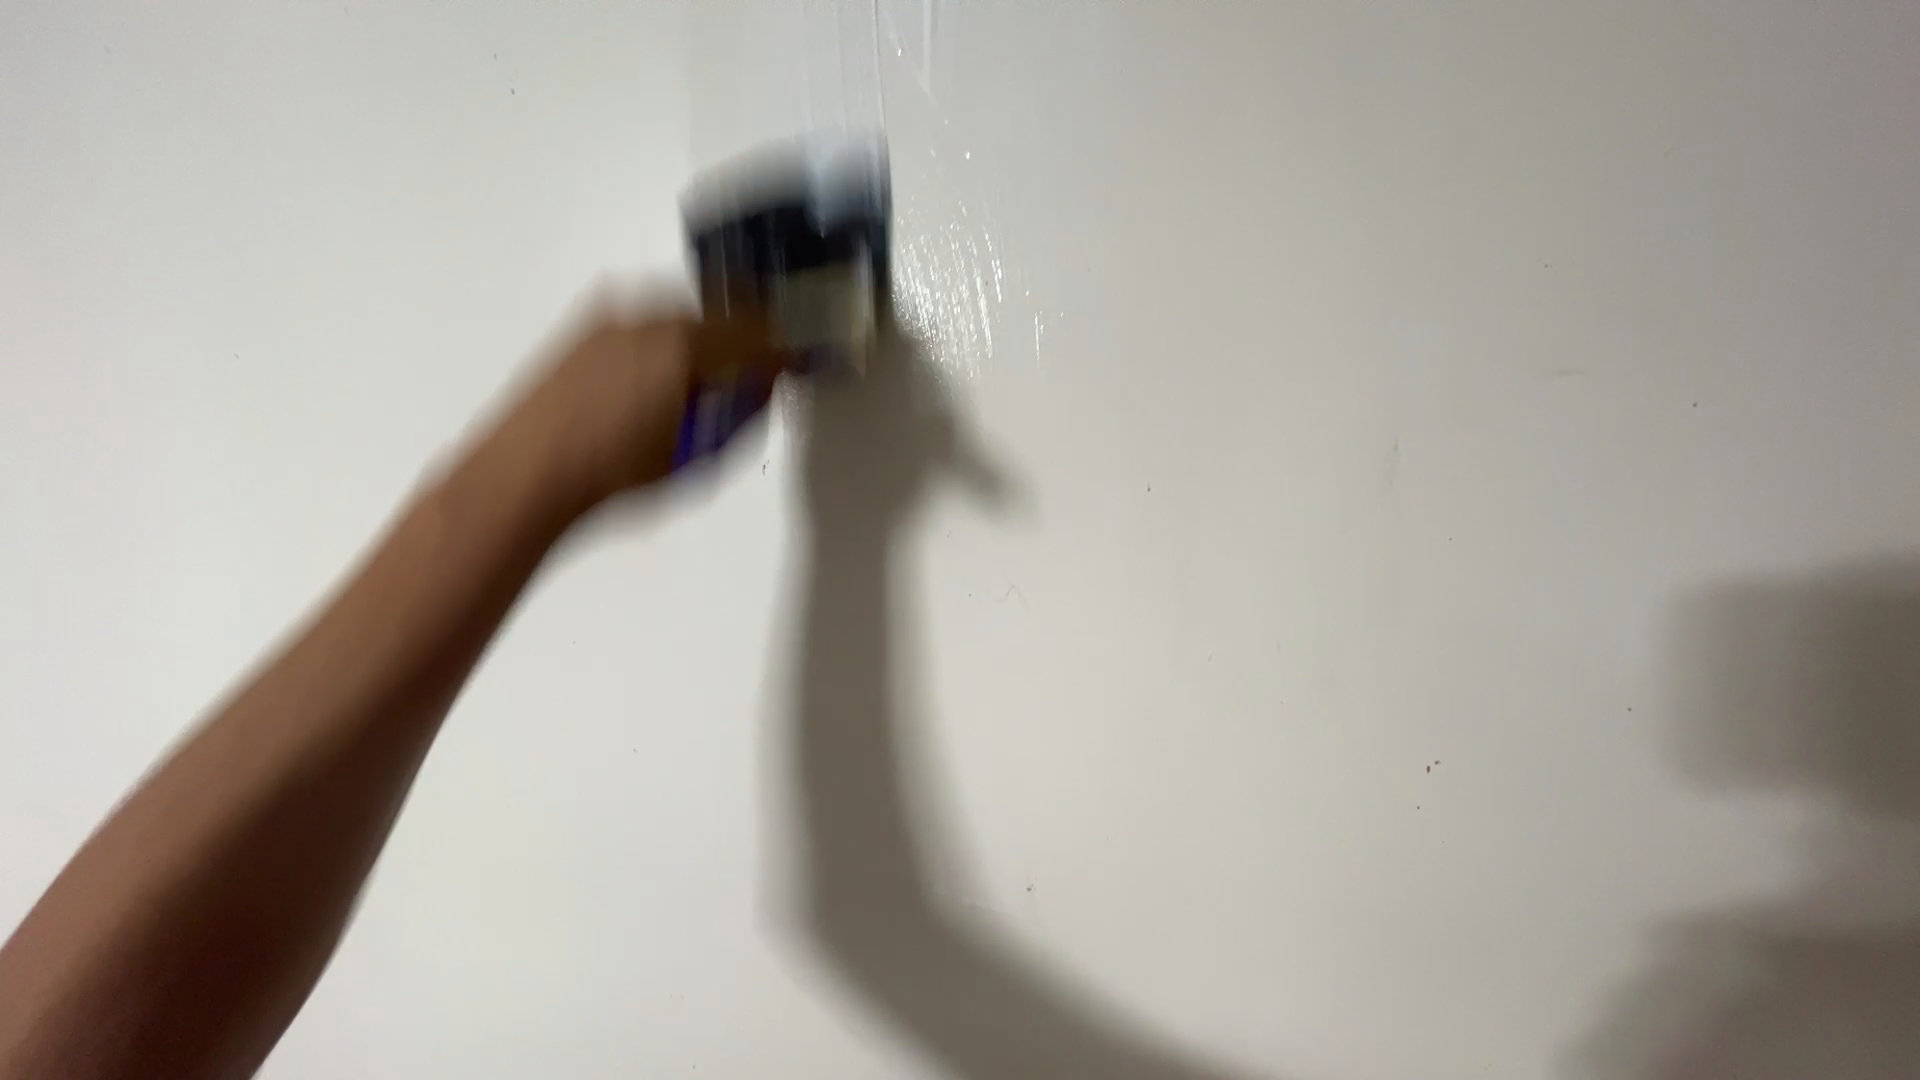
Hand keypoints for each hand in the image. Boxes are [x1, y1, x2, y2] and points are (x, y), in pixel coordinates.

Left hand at [492, 291, 789, 514]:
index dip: (784, 352)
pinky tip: (666, 377)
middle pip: (722, 314)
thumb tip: (764, 386)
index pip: (757, 336)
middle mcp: (650, 316)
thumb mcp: (698, 455)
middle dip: (747, 339)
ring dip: (708, 338)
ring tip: (712, 378)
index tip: (799, 363)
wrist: (524, 473)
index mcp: (685, 345)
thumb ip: (742, 413)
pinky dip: (671, 341)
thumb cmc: (618, 472)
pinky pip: (649, 322)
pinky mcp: (588, 329)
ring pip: (684, 315)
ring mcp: (614, 318)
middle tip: (759, 371)